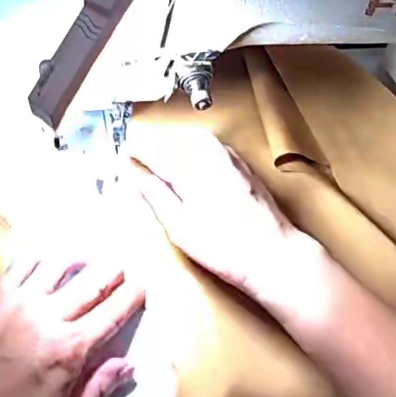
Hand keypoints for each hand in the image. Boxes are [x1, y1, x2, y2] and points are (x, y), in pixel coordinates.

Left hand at [0, 256, 144, 396]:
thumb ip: (98, 390)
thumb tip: (129, 364)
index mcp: (67, 351)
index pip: (111, 313)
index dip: (131, 297)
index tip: (143, 286)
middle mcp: (45, 316)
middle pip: (89, 280)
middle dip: (112, 271)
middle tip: (123, 267)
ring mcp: (17, 302)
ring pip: (57, 262)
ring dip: (79, 256)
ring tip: (90, 258)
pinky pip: (22, 262)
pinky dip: (41, 254)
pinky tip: (50, 258)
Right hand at [130, 129, 333, 314]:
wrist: (275, 255)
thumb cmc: (226, 248)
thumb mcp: (179, 227)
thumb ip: (152, 193)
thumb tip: (130, 170)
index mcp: (190, 166)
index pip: (151, 149)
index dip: (132, 152)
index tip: (120, 156)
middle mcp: (209, 153)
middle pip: (169, 142)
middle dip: (150, 150)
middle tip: (134, 164)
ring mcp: (227, 155)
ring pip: (187, 141)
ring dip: (170, 150)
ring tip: (158, 168)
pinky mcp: (239, 161)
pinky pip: (205, 146)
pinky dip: (190, 153)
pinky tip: (187, 170)